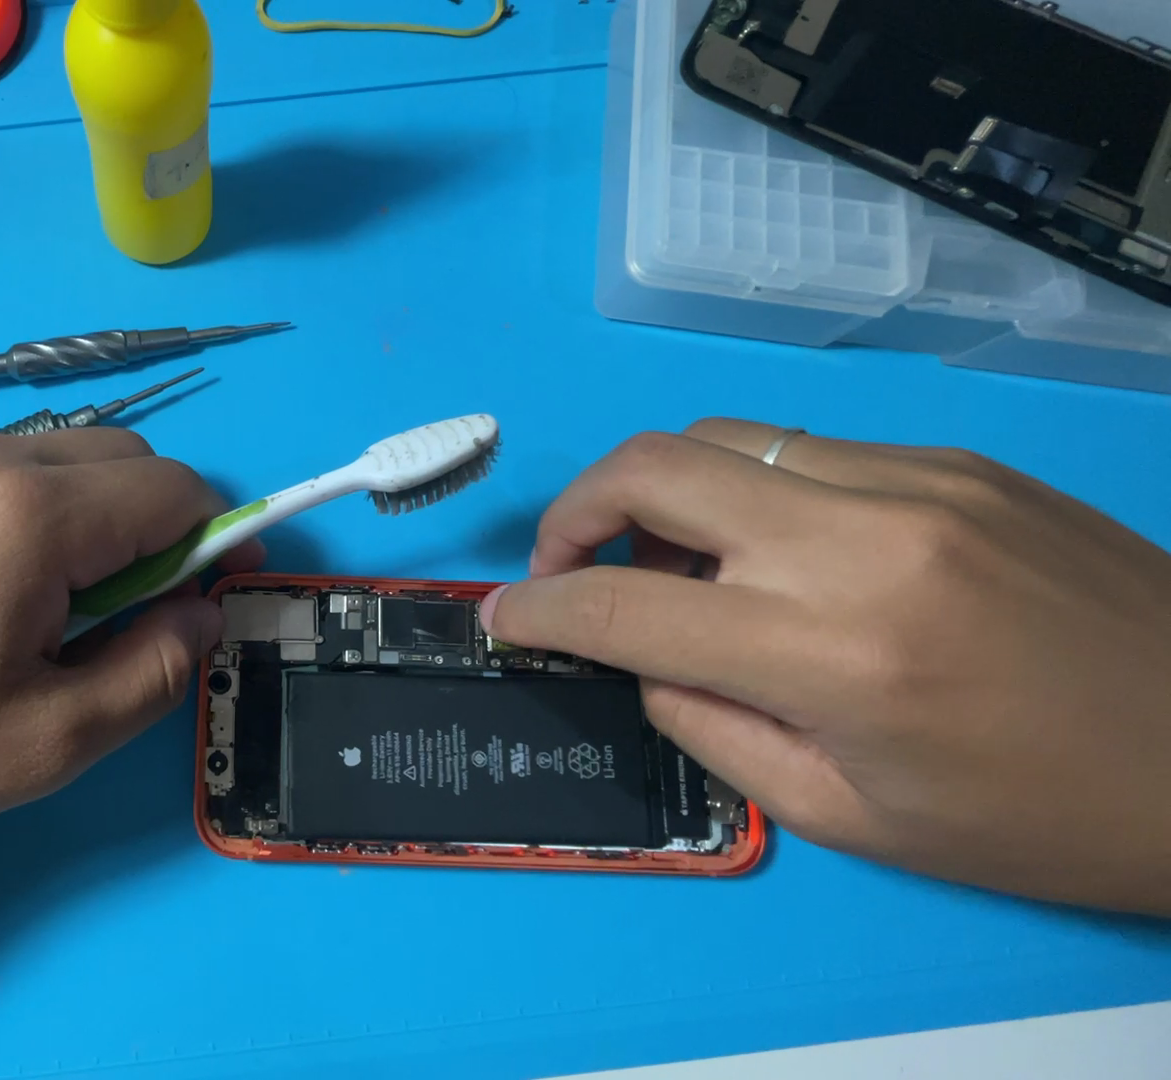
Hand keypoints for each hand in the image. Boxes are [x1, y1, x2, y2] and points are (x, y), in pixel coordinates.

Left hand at [0, 428, 259, 870]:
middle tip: (131, 623)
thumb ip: (156, 668)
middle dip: (162, 531)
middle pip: (128, 462)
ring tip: (55, 621)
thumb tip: (208, 616)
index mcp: (33, 511)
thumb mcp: (51, 739)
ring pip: (69, 466)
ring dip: (103, 526)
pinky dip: (45, 522)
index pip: (177, 490)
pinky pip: (10, 480)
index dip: (220, 542)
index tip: (218, 603)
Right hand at [480, 419, 1170, 914]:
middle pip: (647, 468)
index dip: (532, 611)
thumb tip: (637, 654)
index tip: (499, 619)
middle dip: (570, 515)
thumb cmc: (1037, 816)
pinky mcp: (946, 461)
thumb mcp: (839, 814)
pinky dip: (734, 495)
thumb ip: (702, 721)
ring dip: (649, 496)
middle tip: (565, 570)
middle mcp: (855, 539)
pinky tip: (767, 551)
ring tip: (667, 561)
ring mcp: (909, 481)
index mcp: (828, 650)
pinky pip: (790, 454)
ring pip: (711, 442)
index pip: (616, 607)